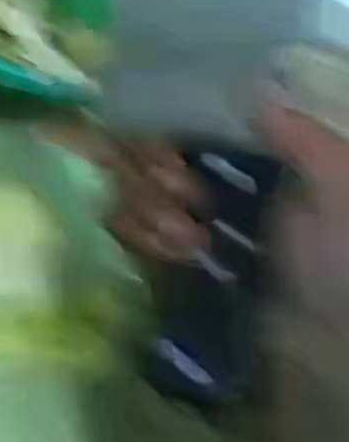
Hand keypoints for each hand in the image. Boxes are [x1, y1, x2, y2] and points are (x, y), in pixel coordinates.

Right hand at [111, 95, 348, 334]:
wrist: (330, 358)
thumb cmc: (347, 269)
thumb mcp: (346, 199)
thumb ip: (306, 141)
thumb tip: (254, 84)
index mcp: (264, 170)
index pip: (180, 128)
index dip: (162, 137)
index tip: (172, 159)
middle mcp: (216, 187)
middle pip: (139, 156)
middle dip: (150, 178)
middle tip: (183, 200)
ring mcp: (180, 221)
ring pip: (122, 189)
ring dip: (146, 212)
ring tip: (188, 246)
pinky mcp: (154, 252)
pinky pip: (116, 225)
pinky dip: (138, 237)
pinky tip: (169, 256)